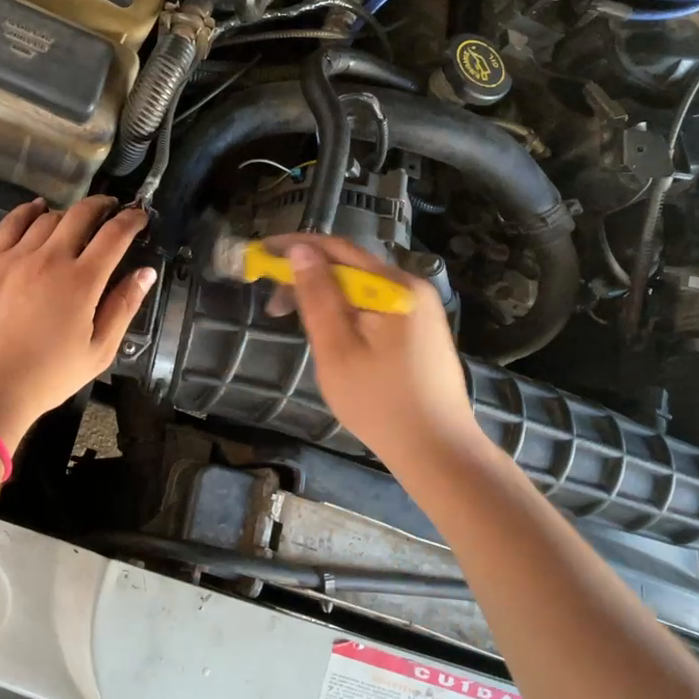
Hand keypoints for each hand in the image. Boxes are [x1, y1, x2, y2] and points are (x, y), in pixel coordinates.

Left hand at [0, 196, 156, 445]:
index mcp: (82, 281)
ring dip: (68, 213)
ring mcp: (16, 257)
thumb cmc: (46, 377)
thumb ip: (123, 307)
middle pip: (81, 215)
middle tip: (112, 209)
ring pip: (47, 218)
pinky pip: (10, 224)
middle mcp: (50, 259)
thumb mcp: (98, 352)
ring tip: (76, 220)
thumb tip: (145, 273)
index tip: (139, 216)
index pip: (114, 235)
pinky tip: (36, 209)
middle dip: (102, 206)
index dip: (131, 220)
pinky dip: (28, 211)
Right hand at [267, 235, 480, 457]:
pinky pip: (375, 306)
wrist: (438, 451)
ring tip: (297, 321)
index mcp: (395, 287)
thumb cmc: (380, 403)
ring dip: (325, 295)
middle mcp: (412, 288)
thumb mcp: (337, 348)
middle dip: (308, 276)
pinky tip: (332, 334)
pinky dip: (346, 311)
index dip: (296, 247)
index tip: (260, 255)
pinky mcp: (421, 331)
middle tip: (273, 305)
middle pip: (351, 267)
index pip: (338, 249)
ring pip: (362, 288)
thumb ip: (317, 296)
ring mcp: (420, 310)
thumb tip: (300, 249)